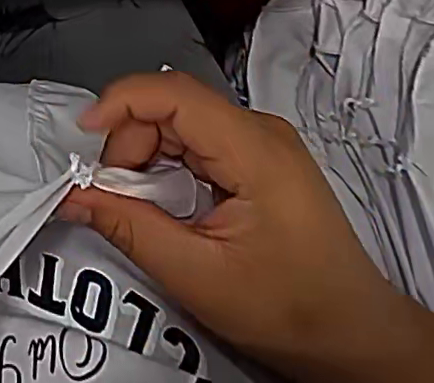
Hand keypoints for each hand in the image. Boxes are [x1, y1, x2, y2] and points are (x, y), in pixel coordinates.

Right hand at [61, 72, 433, 382]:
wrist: (360, 339)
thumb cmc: (294, 312)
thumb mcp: (200, 278)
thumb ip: (130, 229)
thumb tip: (74, 196)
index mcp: (255, 150)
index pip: (174, 93)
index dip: (121, 101)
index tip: (84, 132)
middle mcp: (258, 129)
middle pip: (169, 104)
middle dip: (129, 140)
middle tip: (113, 191)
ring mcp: (258, 137)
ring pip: (176, 118)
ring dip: (143, 152)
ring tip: (141, 202)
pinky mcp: (253, 151)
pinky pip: (192, 135)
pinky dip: (164, 160)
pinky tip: (165, 197)